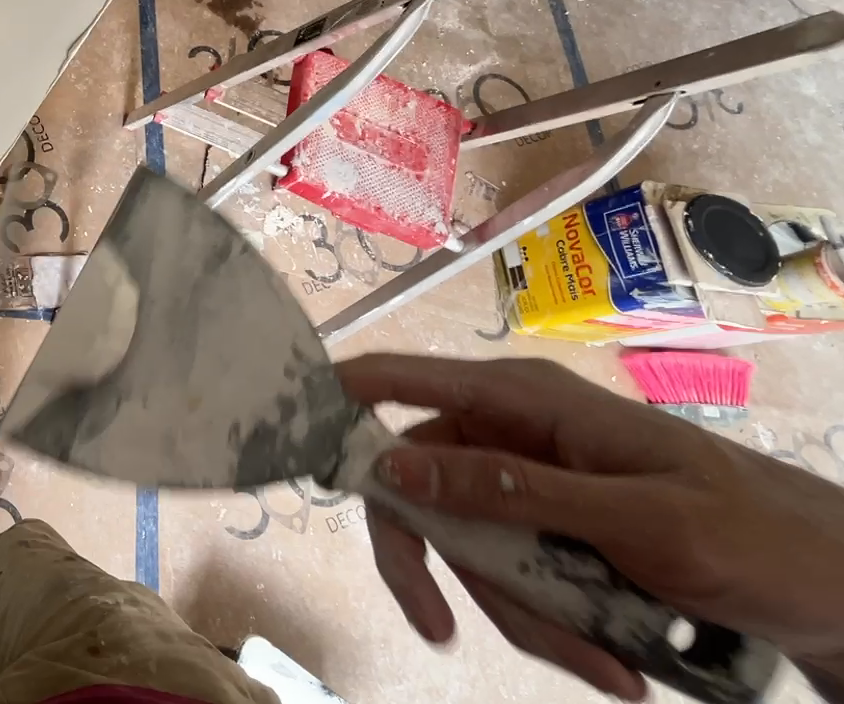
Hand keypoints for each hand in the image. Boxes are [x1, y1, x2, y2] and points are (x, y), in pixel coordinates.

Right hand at [335, 353, 843, 700]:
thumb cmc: (760, 537)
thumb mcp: (640, 520)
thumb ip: (510, 489)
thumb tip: (387, 466)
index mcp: (519, 400)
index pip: (397, 379)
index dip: (334, 398)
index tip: (288, 439)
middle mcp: (504, 432)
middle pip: (413, 483)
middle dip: (437, 562)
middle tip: (440, 628)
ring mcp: (521, 482)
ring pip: (461, 542)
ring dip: (515, 612)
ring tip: (603, 669)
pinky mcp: (541, 527)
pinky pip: (504, 572)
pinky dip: (545, 624)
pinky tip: (610, 665)